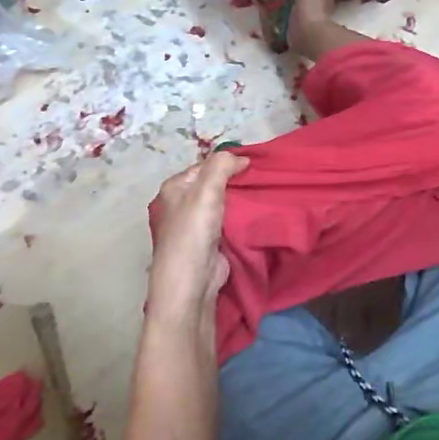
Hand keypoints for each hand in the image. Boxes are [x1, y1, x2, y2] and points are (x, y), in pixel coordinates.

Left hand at [147, 152, 248, 328]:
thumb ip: (222, 166)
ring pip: (223, 203)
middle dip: (236, 181)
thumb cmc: (193, 232)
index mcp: (174, 188)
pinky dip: (241, 216)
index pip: (205, 166)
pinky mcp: (210, 241)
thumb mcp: (207, 190)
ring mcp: (195, 224)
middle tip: (262, 178)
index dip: (227, 164)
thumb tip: (241, 157)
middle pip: (214, 184)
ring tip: (264, 193)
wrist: (192, 282)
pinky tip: (257, 213)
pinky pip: (228, 221)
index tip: (253, 165)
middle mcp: (181, 204)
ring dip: (241, 199)